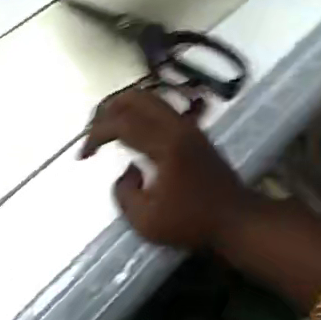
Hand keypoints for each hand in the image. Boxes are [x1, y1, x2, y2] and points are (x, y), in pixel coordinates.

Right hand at [79, 89, 255, 248]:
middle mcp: (176, 124)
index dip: (96, 134)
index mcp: (165, 143)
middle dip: (107, 109)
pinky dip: (140, 112)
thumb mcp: (147, 222)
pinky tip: (132, 132)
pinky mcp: (194, 130)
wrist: (237, 218)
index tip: (83, 156)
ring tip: (107, 127)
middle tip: (91, 131)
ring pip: (149, 97)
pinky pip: (161, 107)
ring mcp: (187, 124)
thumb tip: (126, 171)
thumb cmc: (193, 223)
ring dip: (124, 107)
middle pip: (135, 96)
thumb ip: (124, 194)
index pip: (122, 123)